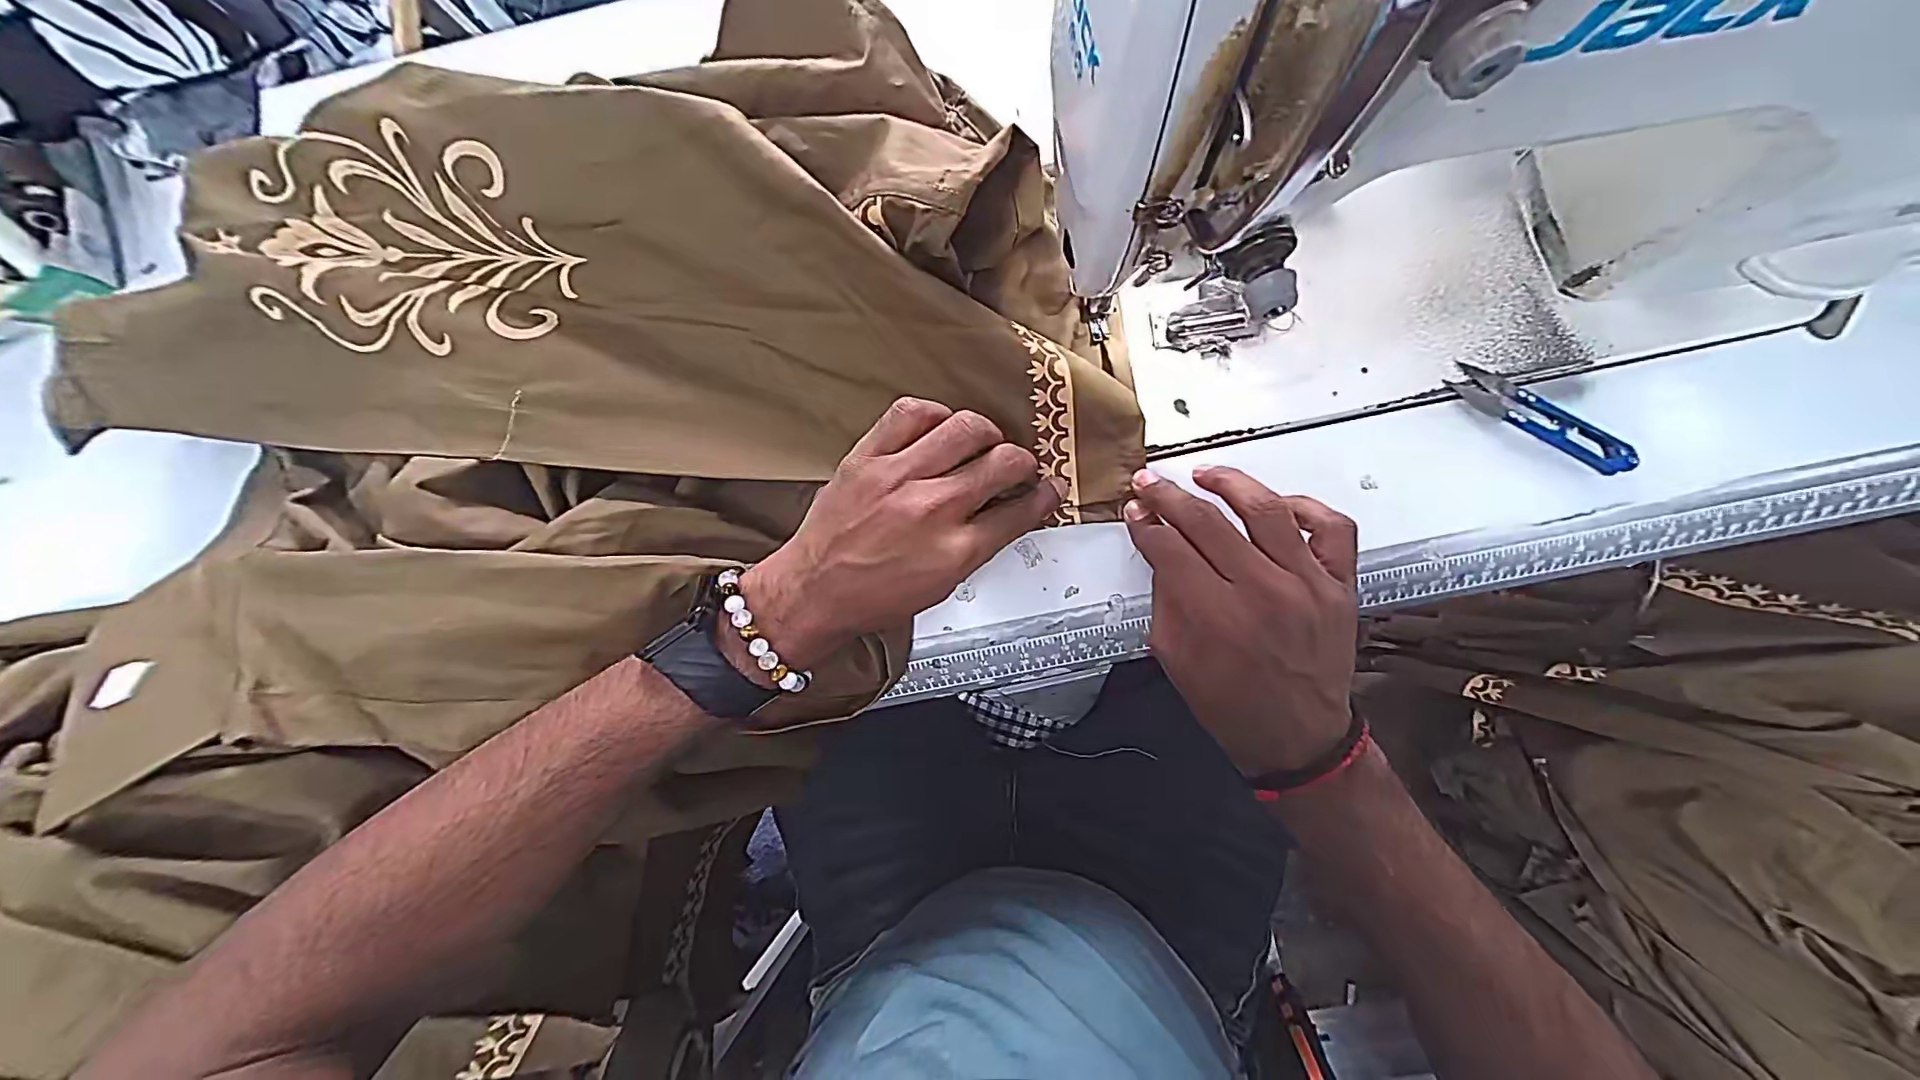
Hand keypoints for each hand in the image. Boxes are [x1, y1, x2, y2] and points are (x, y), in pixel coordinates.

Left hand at [736, 397, 1063, 673]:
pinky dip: (935, 414)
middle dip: (1023, 463)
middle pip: (1003, 463)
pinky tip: (939, 427)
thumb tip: (1007, 515)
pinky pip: (910, 414)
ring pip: (966, 428)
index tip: (1046, 490)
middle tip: (1018, 467)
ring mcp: (897, 478)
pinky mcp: (867, 459)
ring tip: (983, 443)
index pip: (1019, 511)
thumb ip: (980, 546)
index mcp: (955, 551)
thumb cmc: (871, 597)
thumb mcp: (942, 585)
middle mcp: (932, 509)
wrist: (813, 592)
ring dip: (988, 434)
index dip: (1043, 497)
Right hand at [1125, 466, 1358, 774]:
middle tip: (1151, 483)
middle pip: (1206, 522)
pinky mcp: (1338, 586)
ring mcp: (1306, 585)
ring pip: (1266, 510)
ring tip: (1205, 474)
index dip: (1146, 523)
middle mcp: (1262, 593)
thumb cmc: (1234, 706)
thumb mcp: (1175, 657)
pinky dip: (1305, 506)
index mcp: (1216, 617)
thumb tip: (1160, 552)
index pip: (1170, 547)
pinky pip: (1331, 527)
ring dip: (1229, 483)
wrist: (1298, 736)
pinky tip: (1277, 501)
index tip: (1136, 512)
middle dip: (1168, 496)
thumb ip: (1166, 599)